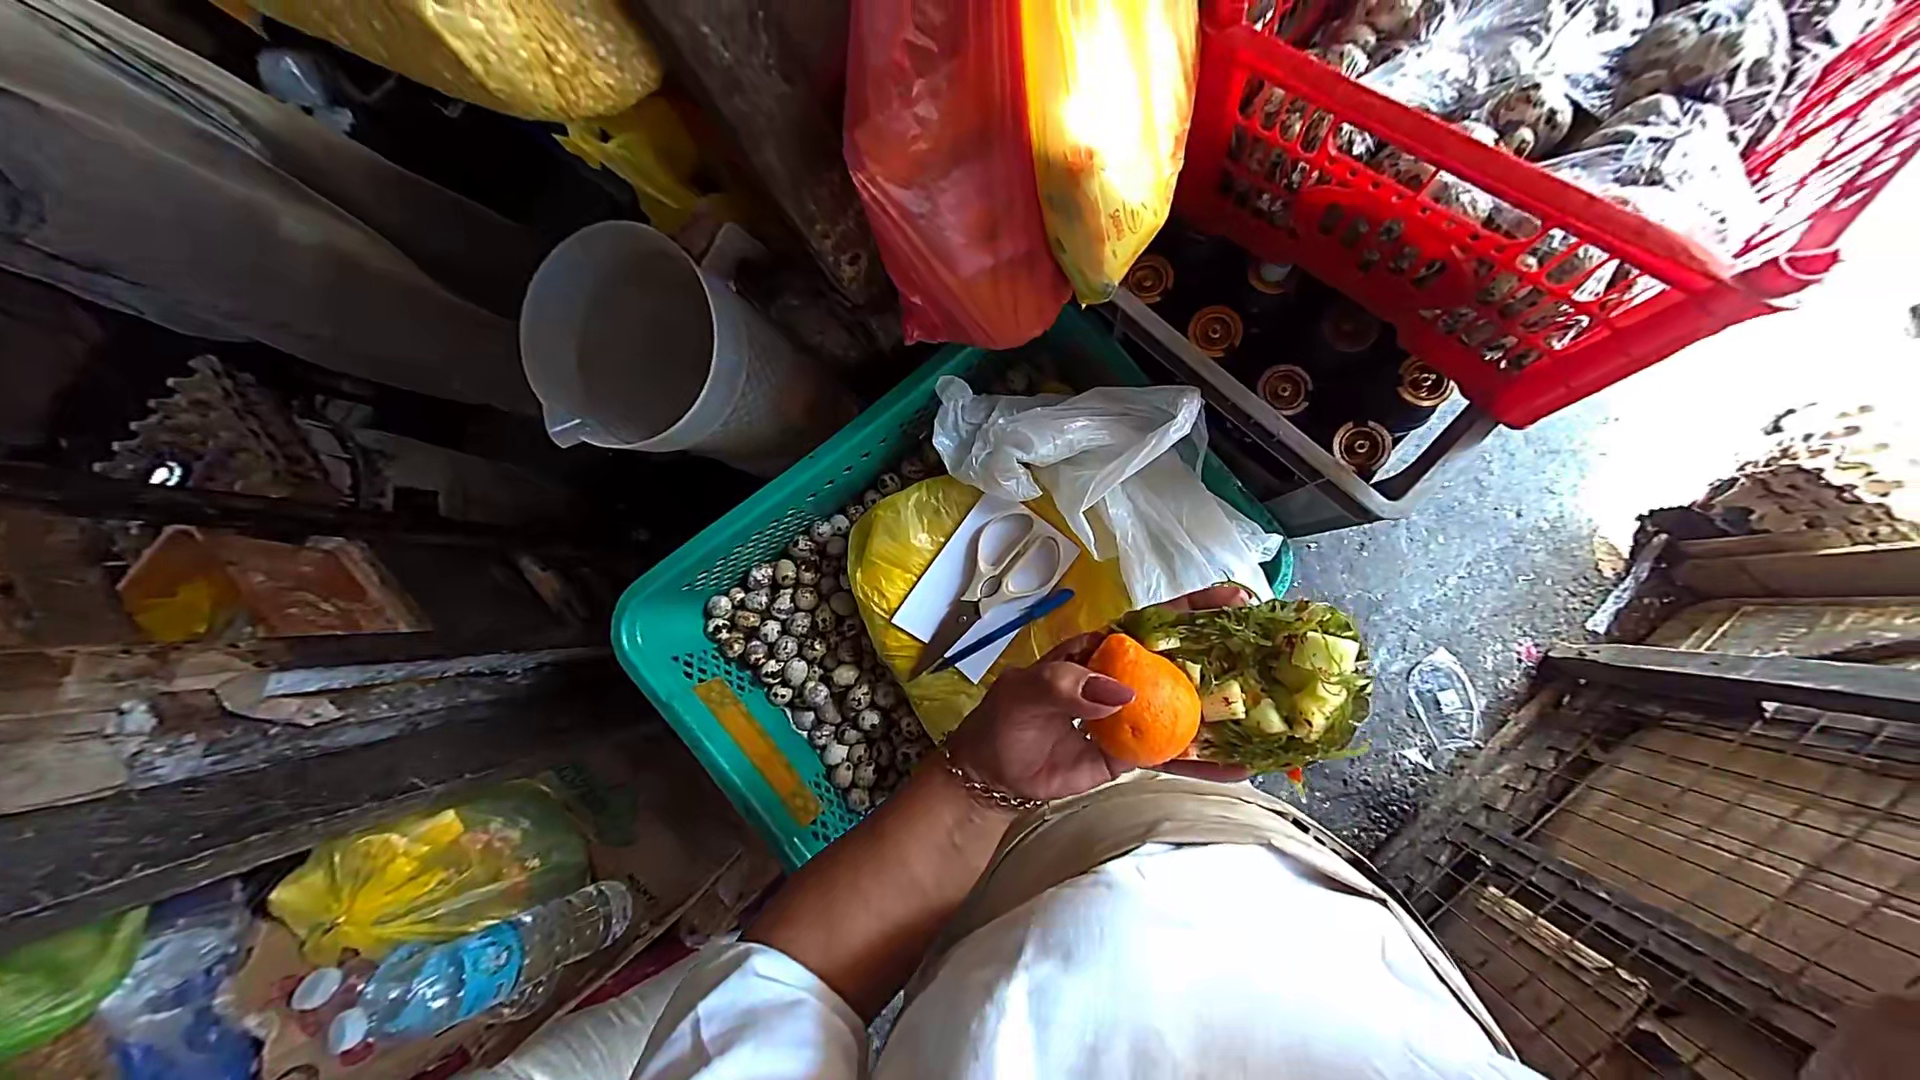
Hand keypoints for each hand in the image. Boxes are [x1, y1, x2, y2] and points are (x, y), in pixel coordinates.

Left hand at [943, 585, 1256, 800]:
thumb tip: (1121, 693)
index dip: (1191, 609)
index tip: (1234, 599)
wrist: (995, 772)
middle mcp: (1125, 679)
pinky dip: (1204, 762)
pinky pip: (1173, 755)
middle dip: (1225, 655)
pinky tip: (1239, 768)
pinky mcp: (1133, 754)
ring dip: (1225, 712)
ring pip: (1186, 709)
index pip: (1150, 623)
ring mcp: (1133, 717)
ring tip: (1271, 715)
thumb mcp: (1026, 691)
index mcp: (1100, 651)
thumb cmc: (1006, 720)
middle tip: (1270, 654)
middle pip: (1180, 662)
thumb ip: (1066, 686)